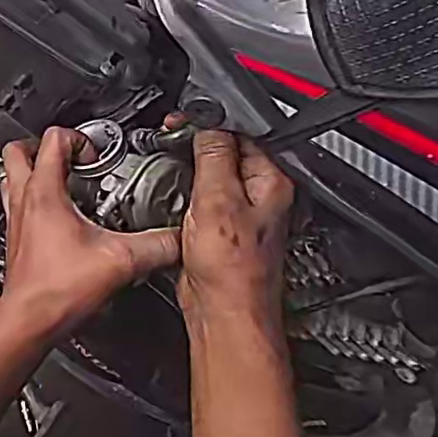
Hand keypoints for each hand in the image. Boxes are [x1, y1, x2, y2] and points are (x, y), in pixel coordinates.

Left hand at [0, 127, 181, 336]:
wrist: (29, 320)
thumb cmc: (56, 290)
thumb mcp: (119, 262)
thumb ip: (156, 246)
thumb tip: (179, 238)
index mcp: (43, 192)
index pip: (54, 139)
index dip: (80, 139)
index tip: (98, 155)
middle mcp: (24, 200)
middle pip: (18, 150)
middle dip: (46, 147)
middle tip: (73, 157)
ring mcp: (17, 218)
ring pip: (12, 176)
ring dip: (34, 170)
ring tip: (63, 179)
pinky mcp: (17, 237)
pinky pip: (18, 204)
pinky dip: (34, 199)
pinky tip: (58, 216)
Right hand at [177, 130, 302, 436]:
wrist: (222, 313)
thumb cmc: (233, 270)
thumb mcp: (217, 200)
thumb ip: (213, 157)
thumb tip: (208, 127)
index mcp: (270, 183)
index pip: (241, 134)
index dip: (210, 124)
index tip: (183, 123)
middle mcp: (259, 197)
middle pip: (224, 153)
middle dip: (195, 145)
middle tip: (171, 140)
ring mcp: (238, 213)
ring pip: (210, 176)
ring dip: (187, 169)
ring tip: (167, 167)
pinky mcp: (218, 230)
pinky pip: (199, 199)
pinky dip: (183, 193)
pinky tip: (171, 196)